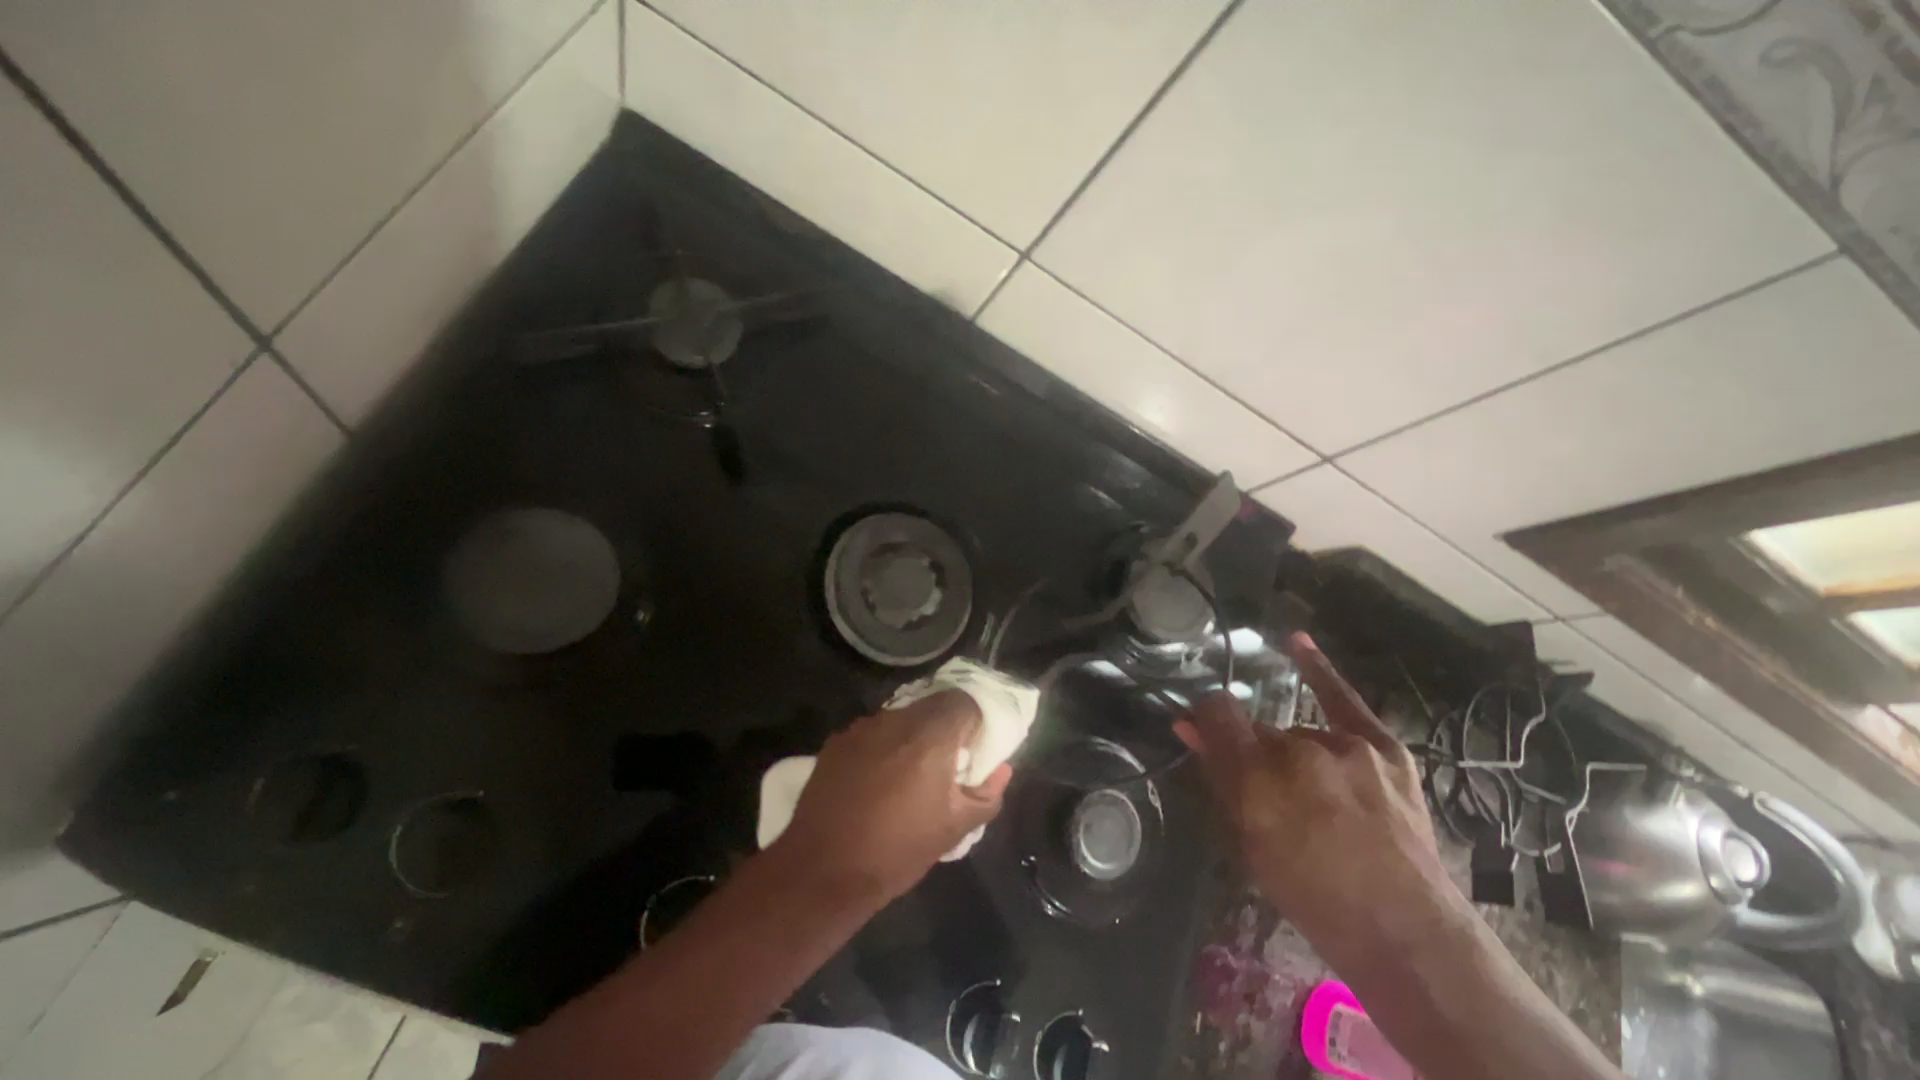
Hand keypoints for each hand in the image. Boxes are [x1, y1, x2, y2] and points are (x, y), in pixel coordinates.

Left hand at [775, 690, 1012, 904]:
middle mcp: (895, 720)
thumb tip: (1000, 771)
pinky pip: (872, 735)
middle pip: (932, 706)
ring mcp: (861, 729)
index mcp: (931, 735)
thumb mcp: (954, 829)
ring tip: (911, 778)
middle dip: (946, 728)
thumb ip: (986, 794)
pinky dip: (884, 749)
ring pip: (900, 719)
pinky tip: (878, 784)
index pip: (965, 701)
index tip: (978, 748)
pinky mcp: (835, 743)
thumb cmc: (897, 850)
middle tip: (950, 765)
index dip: (977, 720)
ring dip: (913, 738)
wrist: (822, 870)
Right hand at [1175, 633, 1457, 964]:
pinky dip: (1318, 672)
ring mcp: (1347, 745)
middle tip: (1262, 794)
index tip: (1198, 731)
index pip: (1216, 715)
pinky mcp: (1385, 746)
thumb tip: (1189, 728)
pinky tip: (1297, 644)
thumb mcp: (1249, 844)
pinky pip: (1344, 700)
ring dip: (1291, 755)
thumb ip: (1220, 780)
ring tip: (1308, 799)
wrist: (1403, 926)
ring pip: (1298, 733)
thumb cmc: (1312, 898)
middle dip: (1251, 752)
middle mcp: (1300, 750)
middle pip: (1259, 731)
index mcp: (1258, 779)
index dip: (1203, 719)